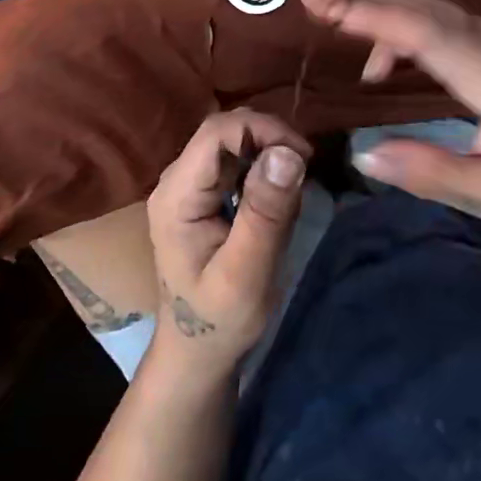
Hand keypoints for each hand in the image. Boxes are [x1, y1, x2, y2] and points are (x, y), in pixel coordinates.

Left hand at [146, 110, 311, 375]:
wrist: (196, 350)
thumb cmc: (219, 320)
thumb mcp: (247, 274)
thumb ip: (265, 213)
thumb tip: (287, 153)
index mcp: (176, 195)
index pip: (216, 132)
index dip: (262, 130)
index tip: (304, 157)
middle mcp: (176, 180)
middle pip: (222, 131)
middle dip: (268, 139)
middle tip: (304, 172)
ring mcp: (187, 185)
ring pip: (230, 142)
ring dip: (267, 155)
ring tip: (292, 194)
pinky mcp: (201, 194)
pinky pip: (233, 162)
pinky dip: (261, 170)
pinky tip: (276, 201)